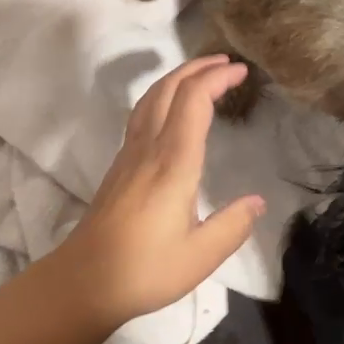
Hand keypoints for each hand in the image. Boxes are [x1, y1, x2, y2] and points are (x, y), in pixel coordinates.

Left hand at [46, 55, 266, 325]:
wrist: (85, 279)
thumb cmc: (145, 269)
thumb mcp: (200, 256)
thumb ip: (232, 226)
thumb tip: (257, 201)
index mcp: (174, 162)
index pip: (194, 101)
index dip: (217, 78)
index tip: (241, 71)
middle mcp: (150, 147)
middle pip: (169, 88)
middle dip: (198, 68)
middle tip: (226, 63)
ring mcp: (130, 153)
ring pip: (151, 97)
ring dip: (177, 77)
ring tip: (202, 74)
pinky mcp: (120, 164)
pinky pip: (142, 112)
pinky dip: (163, 95)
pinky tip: (171, 107)